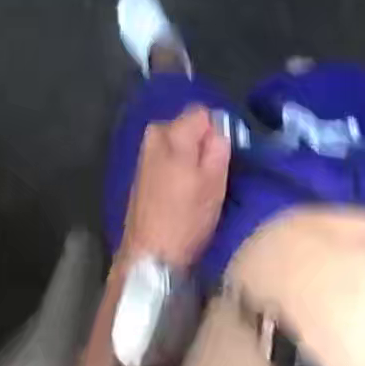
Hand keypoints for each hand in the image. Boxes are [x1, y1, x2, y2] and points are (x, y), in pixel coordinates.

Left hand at [121, 105, 231, 267]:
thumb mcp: (214, 183)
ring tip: (198, 187)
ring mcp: (145, 151)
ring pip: (178, 143)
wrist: (149, 253)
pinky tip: (182, 192)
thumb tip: (220, 128)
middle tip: (213, 175)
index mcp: (172, 132)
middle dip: (202, 144)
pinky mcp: (141, 169)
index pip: (202, 112)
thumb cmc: (186, 218)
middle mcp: (155, 134)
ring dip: (190, 157)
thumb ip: (219, 147)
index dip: (217, 131)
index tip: (223, 156)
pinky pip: (167, 156)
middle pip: (188, 126)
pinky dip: (177, 167)